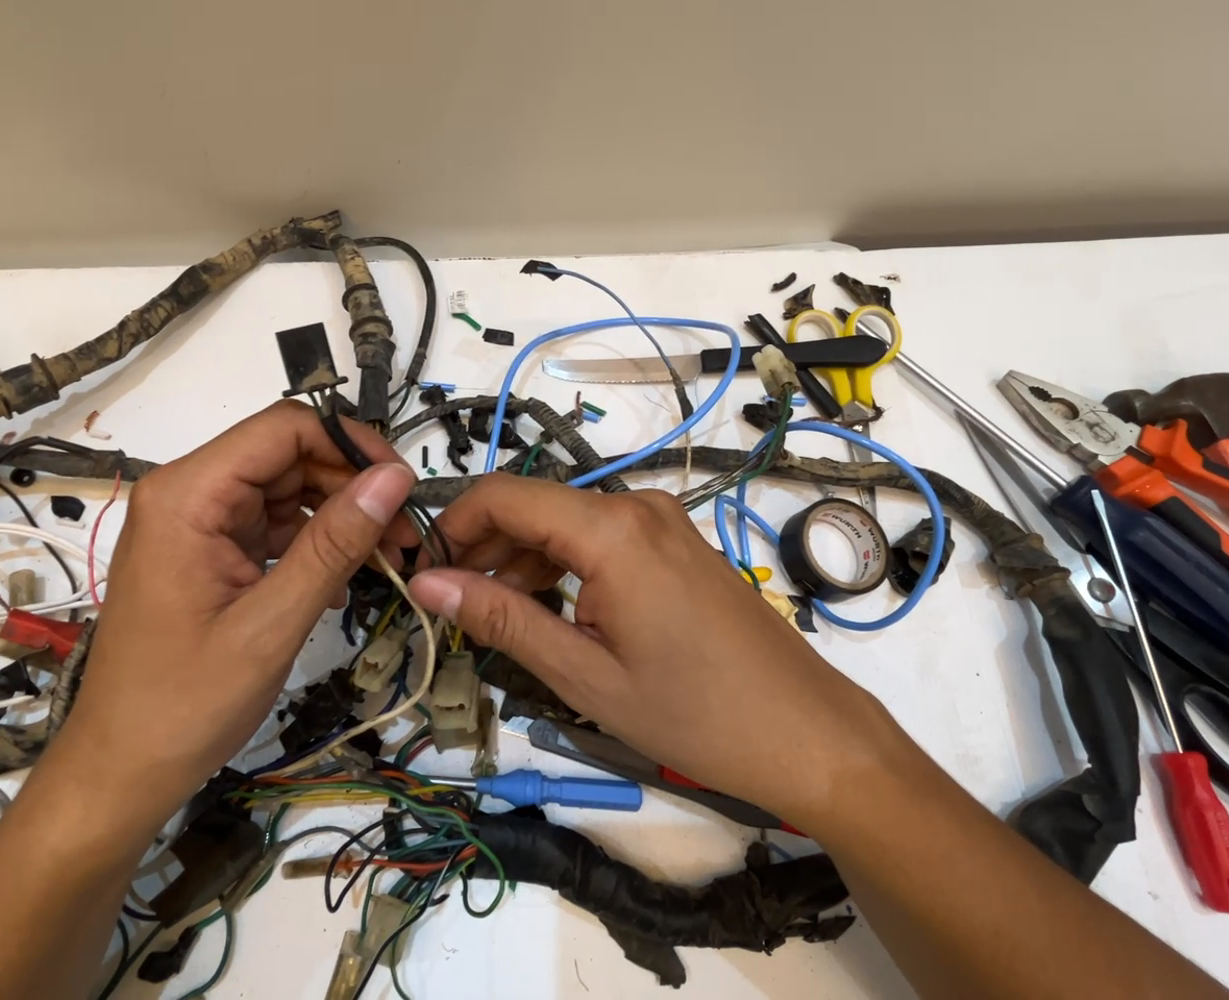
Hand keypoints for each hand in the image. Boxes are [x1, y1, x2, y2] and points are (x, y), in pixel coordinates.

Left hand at [58, 401, 414, 824]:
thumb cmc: (186, 703)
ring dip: (341, 520)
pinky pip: (274, 528)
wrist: (122, 770)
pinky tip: (343, 584)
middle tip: (404, 540)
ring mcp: (198, 525)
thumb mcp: (272, 623)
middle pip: (288, 458)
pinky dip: (315, 547)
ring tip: (387, 563)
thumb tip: (395, 478)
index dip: (351, 445)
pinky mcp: (208, 554)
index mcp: (188, 495)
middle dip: (352, 489)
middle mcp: (188, 495)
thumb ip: (335, 544)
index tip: (403, 487)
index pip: (283, 429)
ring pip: (288, 492)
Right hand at [407, 476, 914, 832]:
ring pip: (567, 524)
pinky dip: (566, 567)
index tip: (423, 575)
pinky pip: (603, 539)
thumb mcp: (583, 673)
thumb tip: (427, 583)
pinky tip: (552, 611)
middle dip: (485, 549)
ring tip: (497, 618)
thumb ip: (501, 619)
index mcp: (611, 528)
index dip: (453, 527)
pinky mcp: (678, 544)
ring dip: (523, 561)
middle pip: (535, 507)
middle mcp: (637, 506)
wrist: (805, 732)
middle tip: (452, 607)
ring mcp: (664, 523)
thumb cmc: (692, 713)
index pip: (504, 495)